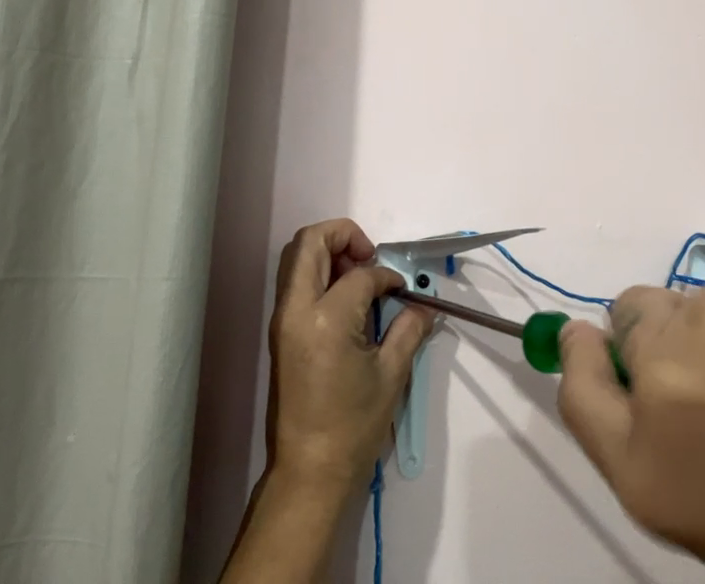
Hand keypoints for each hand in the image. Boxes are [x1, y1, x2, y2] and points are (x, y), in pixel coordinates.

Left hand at [264, 218, 432, 487]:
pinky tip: (347, 298)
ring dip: (327, 252)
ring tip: (359, 275)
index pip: (359, 274)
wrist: (310, 467)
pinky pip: (296, 282)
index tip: (402, 290)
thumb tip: (424, 307)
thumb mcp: (390, 376)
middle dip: (343, 236)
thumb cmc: (353, 425)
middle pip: (310, 242)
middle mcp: (296, 308)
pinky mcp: (280, 331)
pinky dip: (318, 274)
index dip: (386, 275)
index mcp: (326, 317)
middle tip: (370, 257)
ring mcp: (282, 318)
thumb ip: (408, 331)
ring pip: (296, 258)